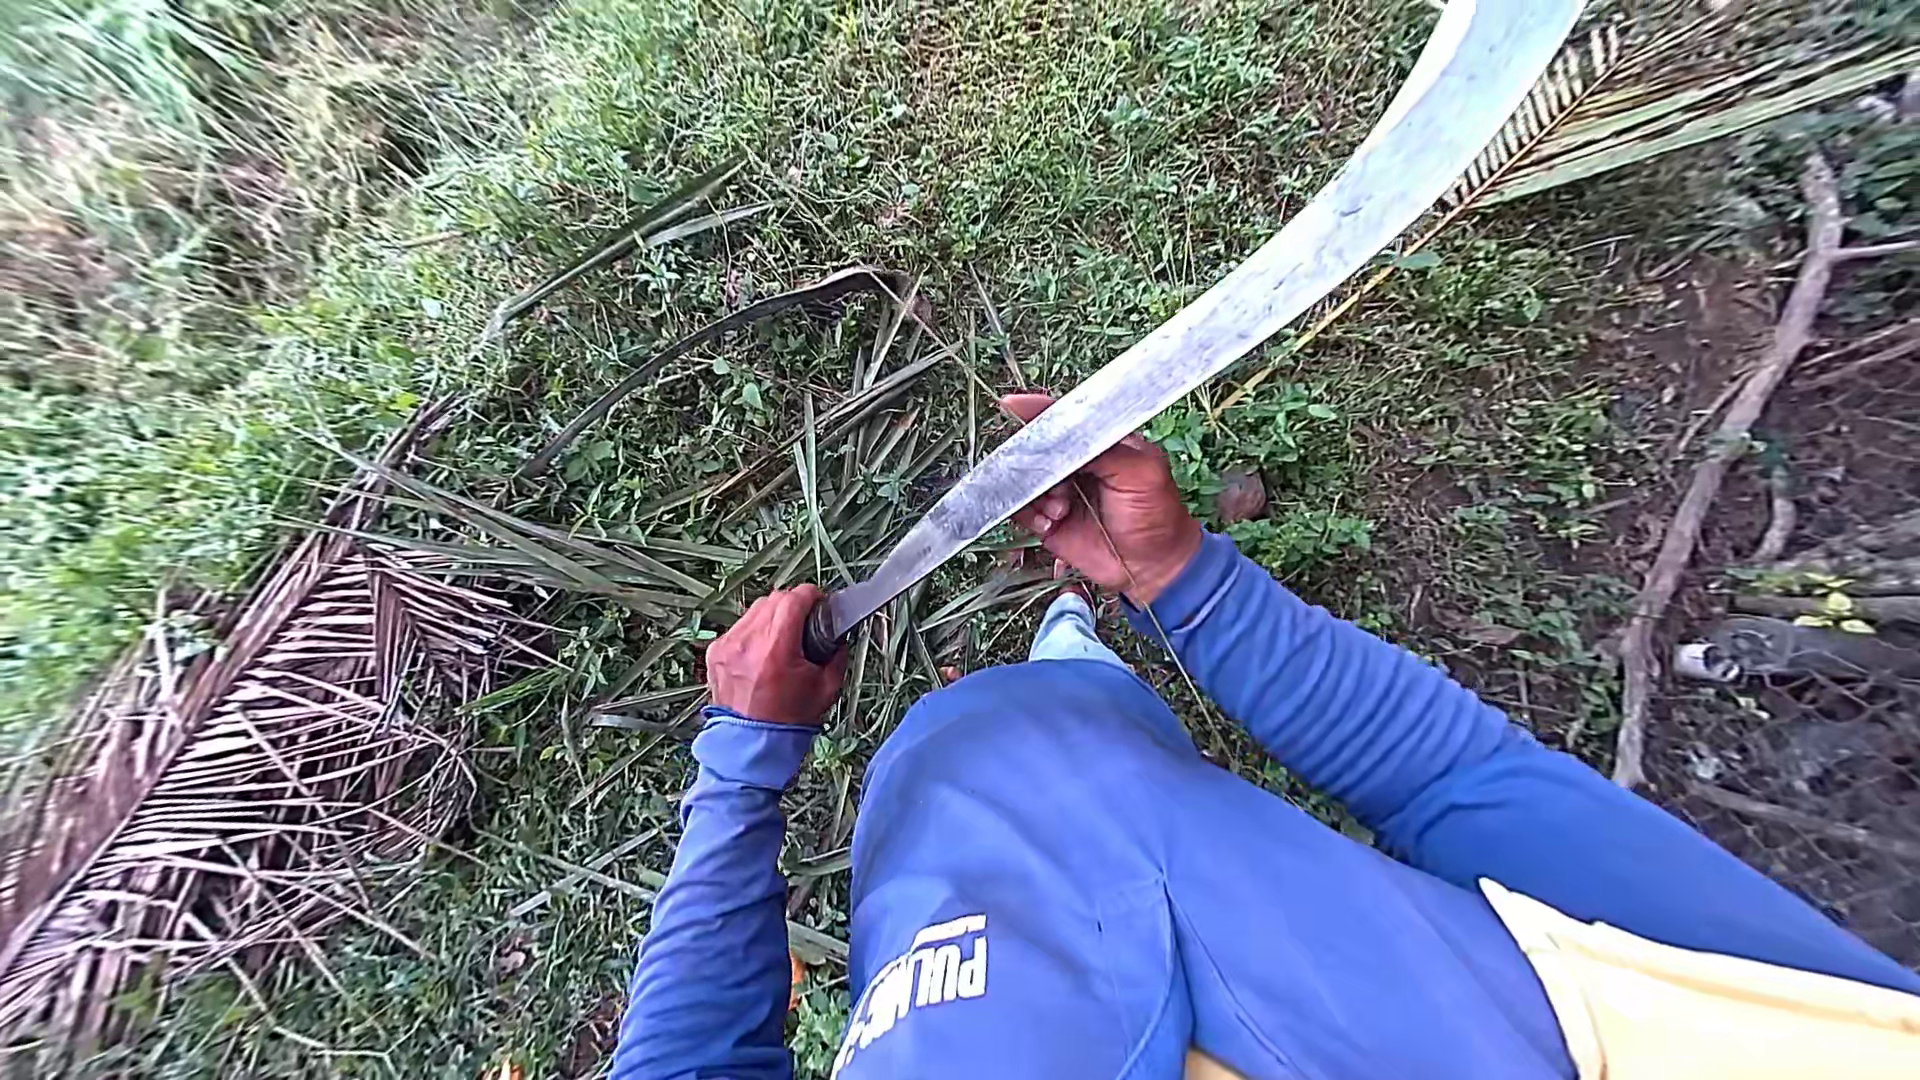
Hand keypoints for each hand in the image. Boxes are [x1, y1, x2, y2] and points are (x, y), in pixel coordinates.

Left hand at [706, 585, 846, 726]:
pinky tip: (764, 648)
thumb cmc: (790, 719)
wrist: (752, 744)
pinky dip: (755, 629)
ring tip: (784, 635)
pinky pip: (741, 625)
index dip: (812, 596)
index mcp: (776, 648)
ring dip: (774, 614)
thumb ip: (837, 653)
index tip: (820, 603)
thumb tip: (839, 632)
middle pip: (775, 598)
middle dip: (794, 605)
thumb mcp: (827, 686)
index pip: (794, 599)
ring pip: (756, 608)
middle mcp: (748, 641)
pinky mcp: (716, 651)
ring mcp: (728, 645)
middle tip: (806, 621)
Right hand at [1001, 394, 1202, 604]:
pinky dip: (1029, 515)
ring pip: (1023, 481)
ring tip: (1060, 509)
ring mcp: (1057, 492)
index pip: (1063, 420)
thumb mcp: (1140, 472)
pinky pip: (1020, 510)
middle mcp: (1073, 465)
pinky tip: (1052, 522)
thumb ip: (1104, 450)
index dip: (1038, 412)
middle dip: (1034, 462)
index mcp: (1098, 443)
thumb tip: (1063, 437)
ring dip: (1035, 493)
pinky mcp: (1046, 520)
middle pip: (1035, 449)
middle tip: (1053, 481)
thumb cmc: (1156, 515)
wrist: (1152, 567)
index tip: (1013, 406)